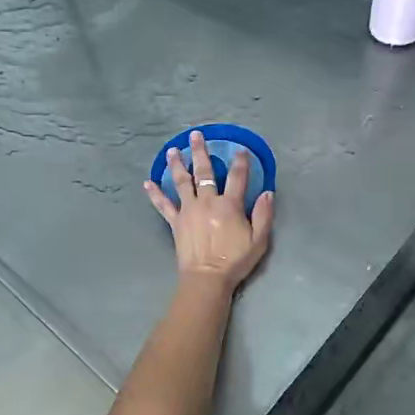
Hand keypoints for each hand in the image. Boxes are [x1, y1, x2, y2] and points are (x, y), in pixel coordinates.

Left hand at [143, 130, 273, 291]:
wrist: (207, 278)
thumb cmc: (235, 261)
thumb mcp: (259, 240)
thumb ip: (264, 215)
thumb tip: (268, 193)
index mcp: (229, 205)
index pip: (237, 177)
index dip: (240, 162)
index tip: (239, 149)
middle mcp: (207, 202)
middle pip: (204, 172)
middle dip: (200, 152)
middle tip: (196, 135)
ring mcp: (188, 211)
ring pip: (181, 182)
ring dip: (176, 164)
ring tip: (172, 150)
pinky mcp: (175, 222)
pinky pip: (163, 205)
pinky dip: (155, 193)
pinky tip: (147, 182)